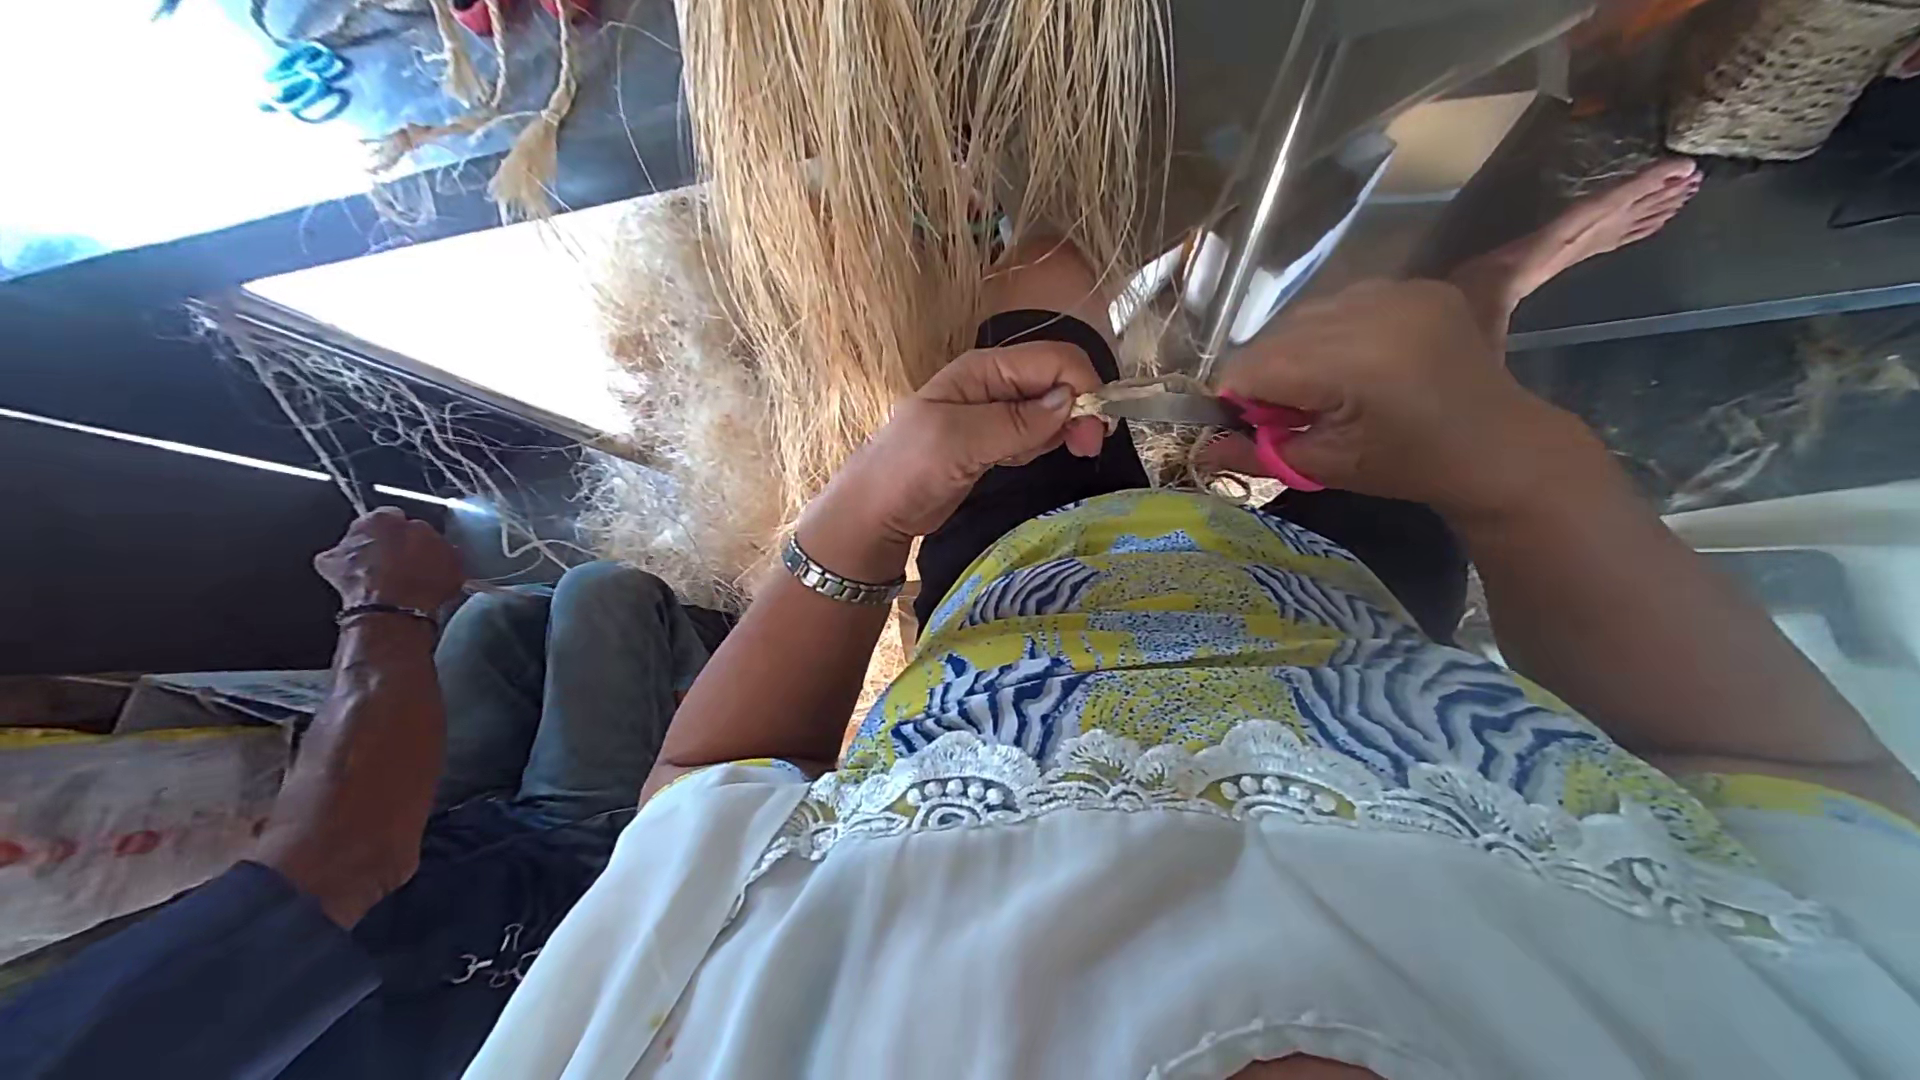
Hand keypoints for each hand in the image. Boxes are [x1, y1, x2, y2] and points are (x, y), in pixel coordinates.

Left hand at [314, 507, 465, 611]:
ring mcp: (342, 546)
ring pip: (360, 546)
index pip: (404, 518)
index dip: (415, 534)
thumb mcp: (453, 560)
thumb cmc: (426, 582)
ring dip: (370, 556)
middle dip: (389, 541)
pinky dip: (352, 572)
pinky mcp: (327, 566)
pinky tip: (368, 585)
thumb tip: (439, 548)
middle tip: (406, 560)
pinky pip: (341, 565)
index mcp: (391, 517)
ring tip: (388, 576)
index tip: (423, 547)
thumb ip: (441, 545)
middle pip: (377, 529)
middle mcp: (362, 525)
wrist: (394, 611)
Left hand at [797, 340, 1106, 578]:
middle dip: (1077, 412)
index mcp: (985, 369)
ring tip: (1025, 459)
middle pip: (1058, 383)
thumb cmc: (908, 467)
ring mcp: (995, 414)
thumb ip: (1015, 420)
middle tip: (1082, 451)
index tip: (1091, 433)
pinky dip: (1038, 447)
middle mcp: (994, 384)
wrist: (878, 510)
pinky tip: (1017, 463)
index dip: (1083, 389)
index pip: (1054, 360)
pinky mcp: (995, 442)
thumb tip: (1071, 400)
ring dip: (1056, 433)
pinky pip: (1034, 435)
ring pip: (1050, 412)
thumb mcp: (959, 440)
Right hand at [1204, 280, 1601, 518]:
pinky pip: (1336, 302)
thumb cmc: (1406, 466)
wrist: (1498, 444)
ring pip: (1299, 317)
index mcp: (1352, 363)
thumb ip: (1253, 454)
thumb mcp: (1321, 467)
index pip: (1250, 366)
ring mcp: (1396, 290)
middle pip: (1271, 338)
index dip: (1235, 397)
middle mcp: (1372, 311)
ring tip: (1323, 386)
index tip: (1247, 423)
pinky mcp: (1411, 284)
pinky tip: (1351, 360)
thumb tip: (1199, 448)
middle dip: (1263, 376)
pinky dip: (1325, 333)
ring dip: (1292, 352)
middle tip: (1289, 411)